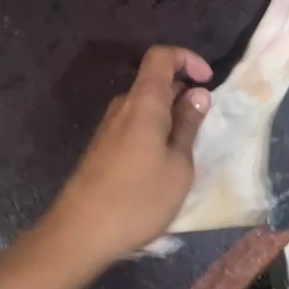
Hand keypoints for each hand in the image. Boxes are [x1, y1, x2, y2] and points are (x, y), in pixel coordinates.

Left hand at [40, 46, 212, 266]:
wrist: (80, 232)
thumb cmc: (138, 198)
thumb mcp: (178, 166)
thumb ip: (188, 126)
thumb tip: (198, 94)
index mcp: (144, 101)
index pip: (161, 56)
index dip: (186, 58)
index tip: (207, 81)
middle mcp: (123, 105)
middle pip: (154, 81)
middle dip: (183, 92)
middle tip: (204, 124)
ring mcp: (109, 126)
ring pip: (145, 105)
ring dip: (169, 116)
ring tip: (187, 150)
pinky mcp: (102, 147)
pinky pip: (134, 125)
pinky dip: (154, 131)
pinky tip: (162, 165)